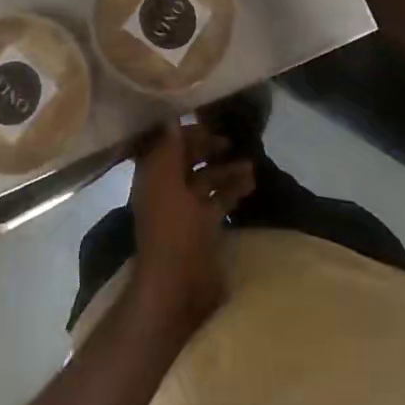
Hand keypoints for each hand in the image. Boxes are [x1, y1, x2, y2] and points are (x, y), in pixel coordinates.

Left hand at [128, 121, 253, 330]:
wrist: (178, 285)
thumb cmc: (172, 229)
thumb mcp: (166, 182)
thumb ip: (169, 149)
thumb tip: (171, 119)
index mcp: (152, 175)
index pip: (166, 143)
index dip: (185, 132)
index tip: (209, 120)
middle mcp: (165, 188)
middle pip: (186, 160)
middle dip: (207, 148)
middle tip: (232, 139)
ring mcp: (185, 209)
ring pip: (205, 180)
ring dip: (225, 169)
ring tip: (251, 162)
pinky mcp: (203, 227)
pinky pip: (218, 200)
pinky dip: (233, 189)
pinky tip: (252, 181)